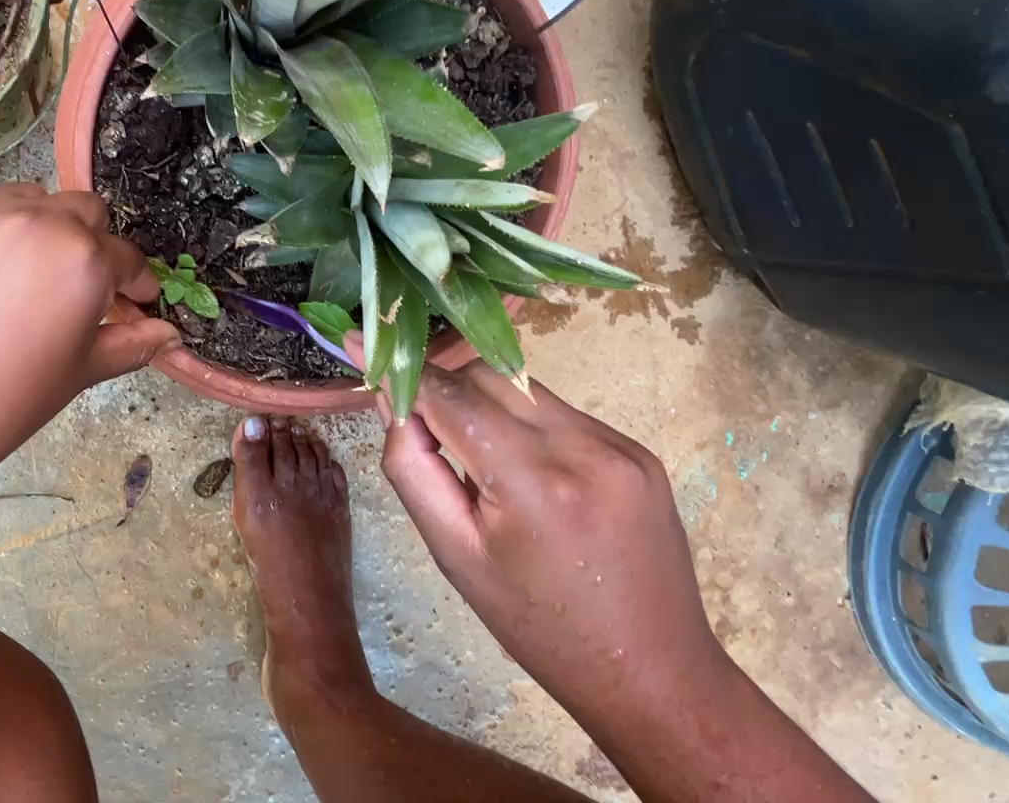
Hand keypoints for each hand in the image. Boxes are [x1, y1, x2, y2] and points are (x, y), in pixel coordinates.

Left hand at [0, 186, 178, 486]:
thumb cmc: (2, 406)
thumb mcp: (78, 374)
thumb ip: (130, 345)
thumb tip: (171, 336)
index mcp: (83, 259)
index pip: (126, 257)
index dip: (135, 285)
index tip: (132, 304)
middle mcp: (37, 220)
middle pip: (85, 212)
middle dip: (93, 246)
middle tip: (79, 290)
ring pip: (33, 201)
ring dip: (45, 228)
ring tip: (28, 278)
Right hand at [346, 337, 731, 724]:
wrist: (649, 671)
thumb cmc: (535, 623)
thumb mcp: (453, 553)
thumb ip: (412, 468)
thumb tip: (392, 402)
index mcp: (531, 481)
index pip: (449, 394)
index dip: (400, 367)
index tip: (359, 338)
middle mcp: (583, 447)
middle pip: (486, 375)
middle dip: (442, 385)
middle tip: (417, 421)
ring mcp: (619, 444)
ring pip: (523, 387)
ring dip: (483, 402)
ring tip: (474, 456)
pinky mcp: (637, 450)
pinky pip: (558, 411)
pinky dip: (522, 422)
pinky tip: (520, 469)